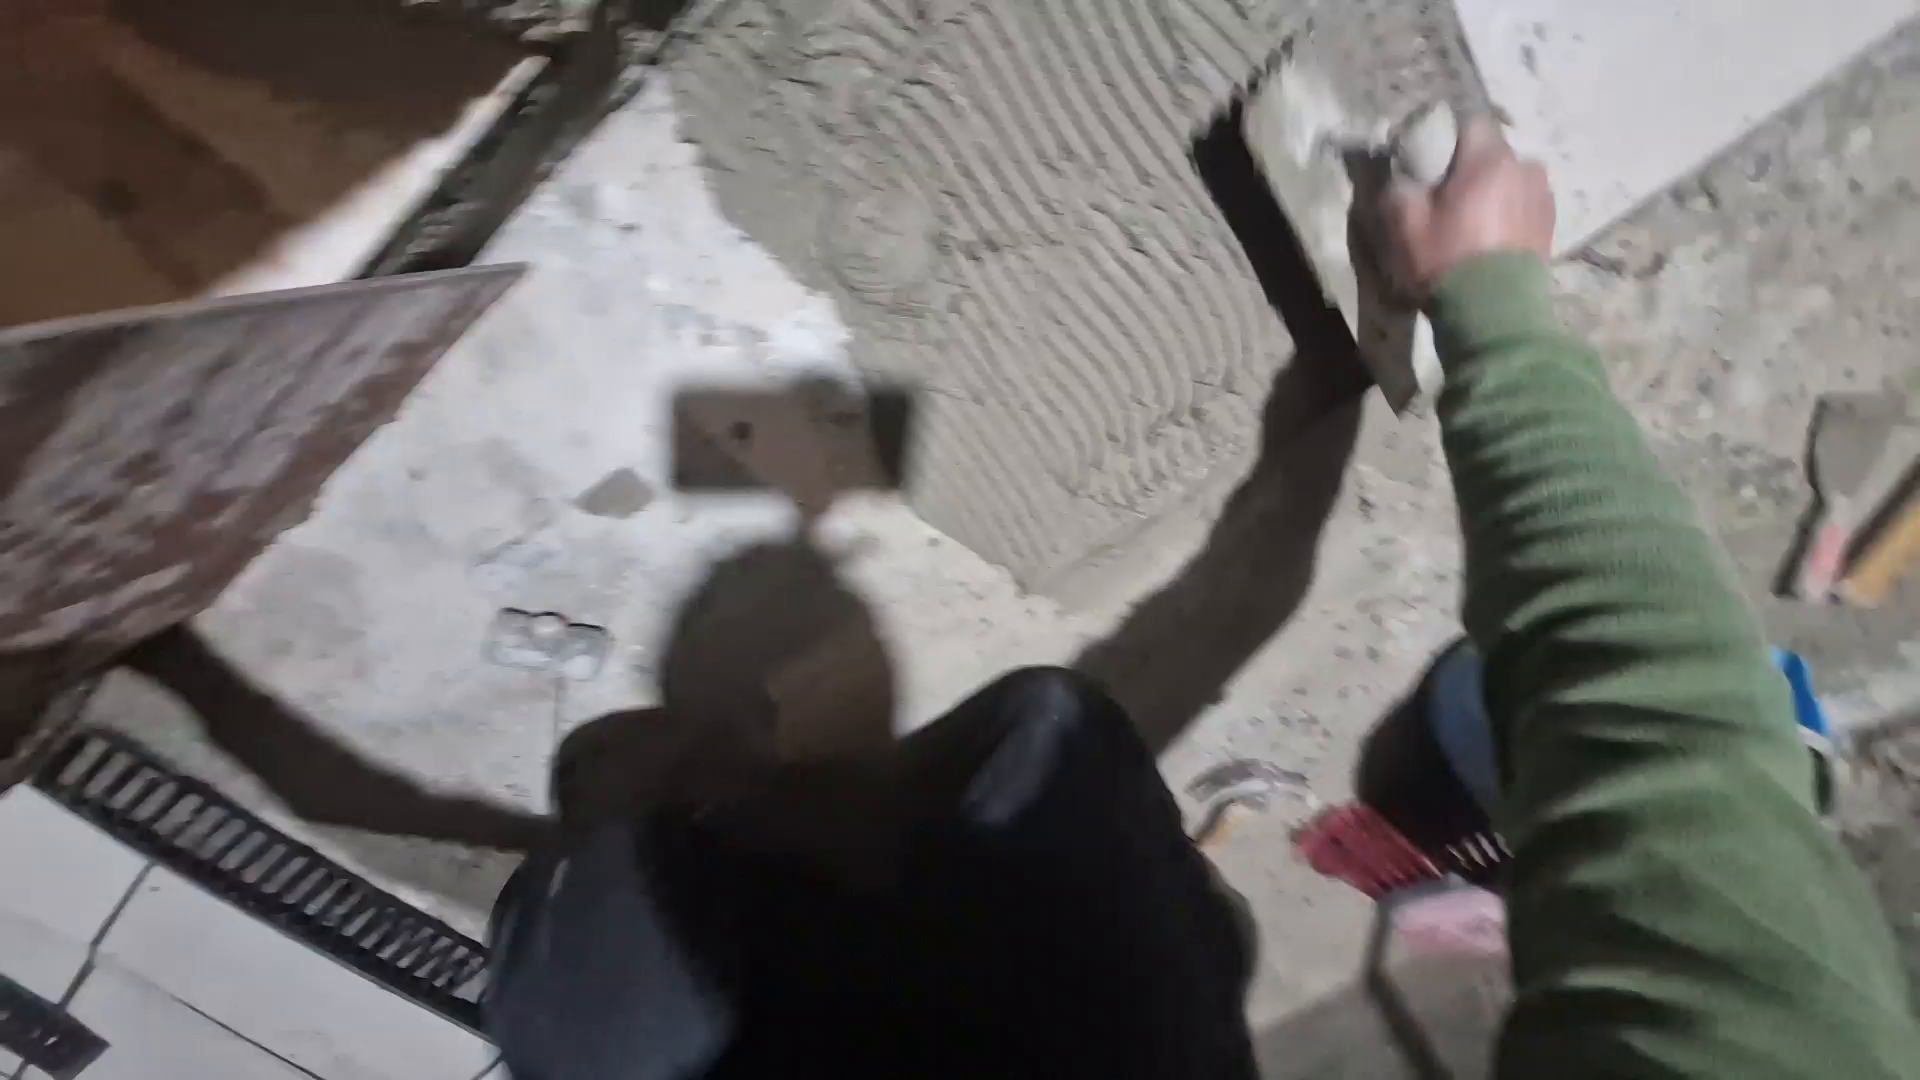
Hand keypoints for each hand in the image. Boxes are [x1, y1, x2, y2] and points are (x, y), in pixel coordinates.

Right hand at [1381, 116, 1554, 298]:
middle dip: (1468, 172)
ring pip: (1509, 180)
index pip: (1469, 123)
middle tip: (1444, 203)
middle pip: (1490, 155)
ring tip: (1470, 226)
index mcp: (1488, 159)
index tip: (1428, 164)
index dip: (1446, 139)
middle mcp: (1524, 166)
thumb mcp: (1403, 227)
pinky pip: (1523, 204)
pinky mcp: (1550, 222)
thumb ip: (1398, 191)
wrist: (1492, 309)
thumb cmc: (1444, 261)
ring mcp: (1543, 194)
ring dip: (1491, 193)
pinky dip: (1506, 215)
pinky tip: (1489, 240)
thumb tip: (1399, 176)